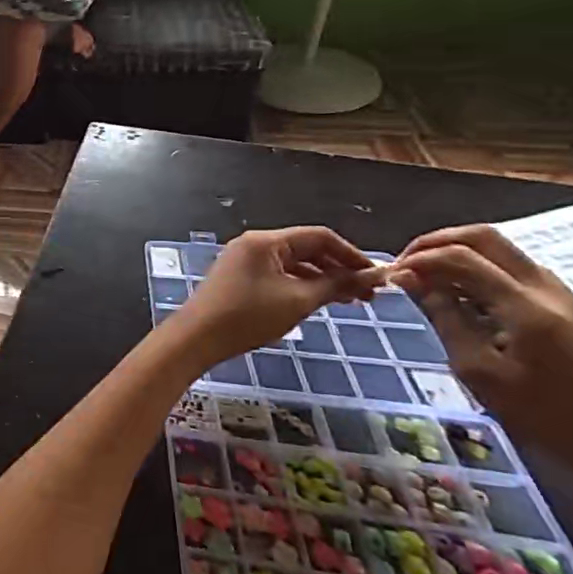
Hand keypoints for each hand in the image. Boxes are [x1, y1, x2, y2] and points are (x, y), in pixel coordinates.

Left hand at [167, 228, 382, 361]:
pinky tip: (317, 302)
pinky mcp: (239, 279)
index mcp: (266, 241)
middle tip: (367, 295)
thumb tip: (369, 277)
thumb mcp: (297, 301)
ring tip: (349, 301)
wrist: (197, 338)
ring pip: (292, 264)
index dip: (351, 254)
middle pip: (306, 249)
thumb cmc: (247, 317)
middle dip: (338, 269)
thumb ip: (334, 286)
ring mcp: (244, 261)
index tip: (375, 276)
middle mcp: (254, 244)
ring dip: (321, 279)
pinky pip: (278, 276)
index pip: (319, 236)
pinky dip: (300, 286)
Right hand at [390, 226, 572, 488]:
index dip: (418, 260)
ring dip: (459, 255)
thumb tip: (412, 283)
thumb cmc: (551, 423)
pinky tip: (464, 301)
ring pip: (502, 251)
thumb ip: (446, 320)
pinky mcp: (572, 310)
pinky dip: (481, 272)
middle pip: (484, 238)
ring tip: (428, 283)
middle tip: (405, 266)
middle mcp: (548, 288)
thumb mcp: (482, 376)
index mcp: (526, 306)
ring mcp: (565, 297)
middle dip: (436, 243)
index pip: (459, 257)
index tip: (389, 278)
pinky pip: (517, 273)